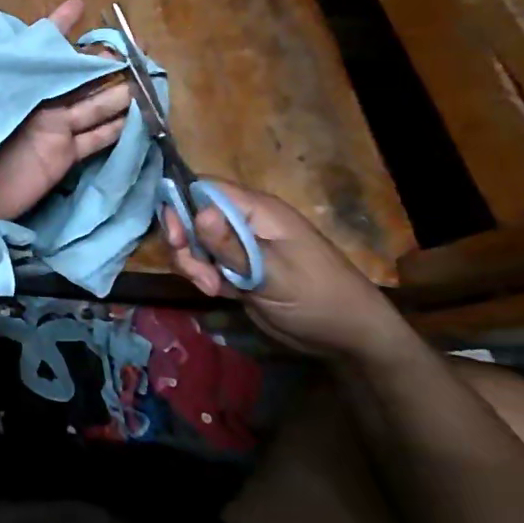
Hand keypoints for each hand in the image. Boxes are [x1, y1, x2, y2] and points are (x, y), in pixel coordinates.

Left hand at [0, 0, 132, 220]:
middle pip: (81, 79)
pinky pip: (97, 138)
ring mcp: (57, 130)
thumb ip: (5, 62)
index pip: (46, 49)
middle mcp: (43, 103)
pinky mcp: (65, 156)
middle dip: (105, 62)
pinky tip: (138, 117)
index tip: (80, 7)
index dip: (62, 28)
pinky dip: (117, 128)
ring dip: (119, 93)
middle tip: (135, 51)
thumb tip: (16, 36)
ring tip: (145, 79)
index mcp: (22, 85)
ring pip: (96, 106)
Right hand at [164, 181, 402, 361]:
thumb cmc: (315, 296)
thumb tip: (198, 212)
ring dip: (195, 264)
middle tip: (197, 274)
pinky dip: (206, 277)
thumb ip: (232, 245)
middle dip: (187, 243)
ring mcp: (243, 247)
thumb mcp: (272, 272)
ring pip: (199, 242)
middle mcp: (247, 222)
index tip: (175, 237)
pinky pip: (211, 263)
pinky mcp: (242, 270)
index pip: (206, 189)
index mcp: (257, 210)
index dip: (182, 205)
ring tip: (211, 288)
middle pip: (196, 216)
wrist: (348, 333)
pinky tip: (218, 293)